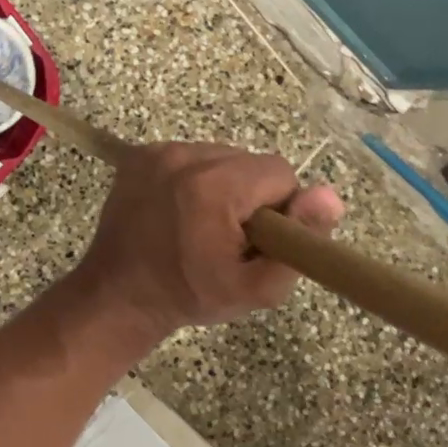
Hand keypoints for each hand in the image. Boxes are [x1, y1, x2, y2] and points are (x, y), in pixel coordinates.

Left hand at [73, 142, 343, 333]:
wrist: (118, 292)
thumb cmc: (189, 293)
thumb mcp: (257, 286)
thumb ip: (300, 240)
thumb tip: (329, 195)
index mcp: (213, 185)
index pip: (279, 172)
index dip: (282, 206)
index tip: (262, 237)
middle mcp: (183, 157)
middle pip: (248, 161)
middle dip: (252, 195)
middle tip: (231, 235)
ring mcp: (156, 153)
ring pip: (219, 156)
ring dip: (223, 185)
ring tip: (203, 225)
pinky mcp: (138, 155)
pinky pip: (188, 156)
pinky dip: (194, 178)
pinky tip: (180, 212)